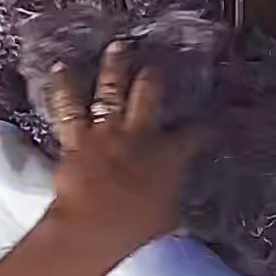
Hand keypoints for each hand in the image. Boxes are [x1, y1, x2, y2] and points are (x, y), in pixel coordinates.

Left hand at [43, 39, 200, 261]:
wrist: (94, 226)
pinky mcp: (77, 138)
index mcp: (169, 156)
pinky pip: (68, 106)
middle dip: (155, 77)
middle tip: (157, 66)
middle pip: (150, 94)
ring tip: (118, 47)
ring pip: (111, 89)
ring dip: (115, 66)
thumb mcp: (168, 219)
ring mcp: (107, 132)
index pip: (195, 136)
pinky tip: (61, 67)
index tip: (213, 124)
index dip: (205, 128)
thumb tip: (179, 213)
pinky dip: (64, 86)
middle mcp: (139, 134)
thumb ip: (173, 205)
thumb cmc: (136, 228)